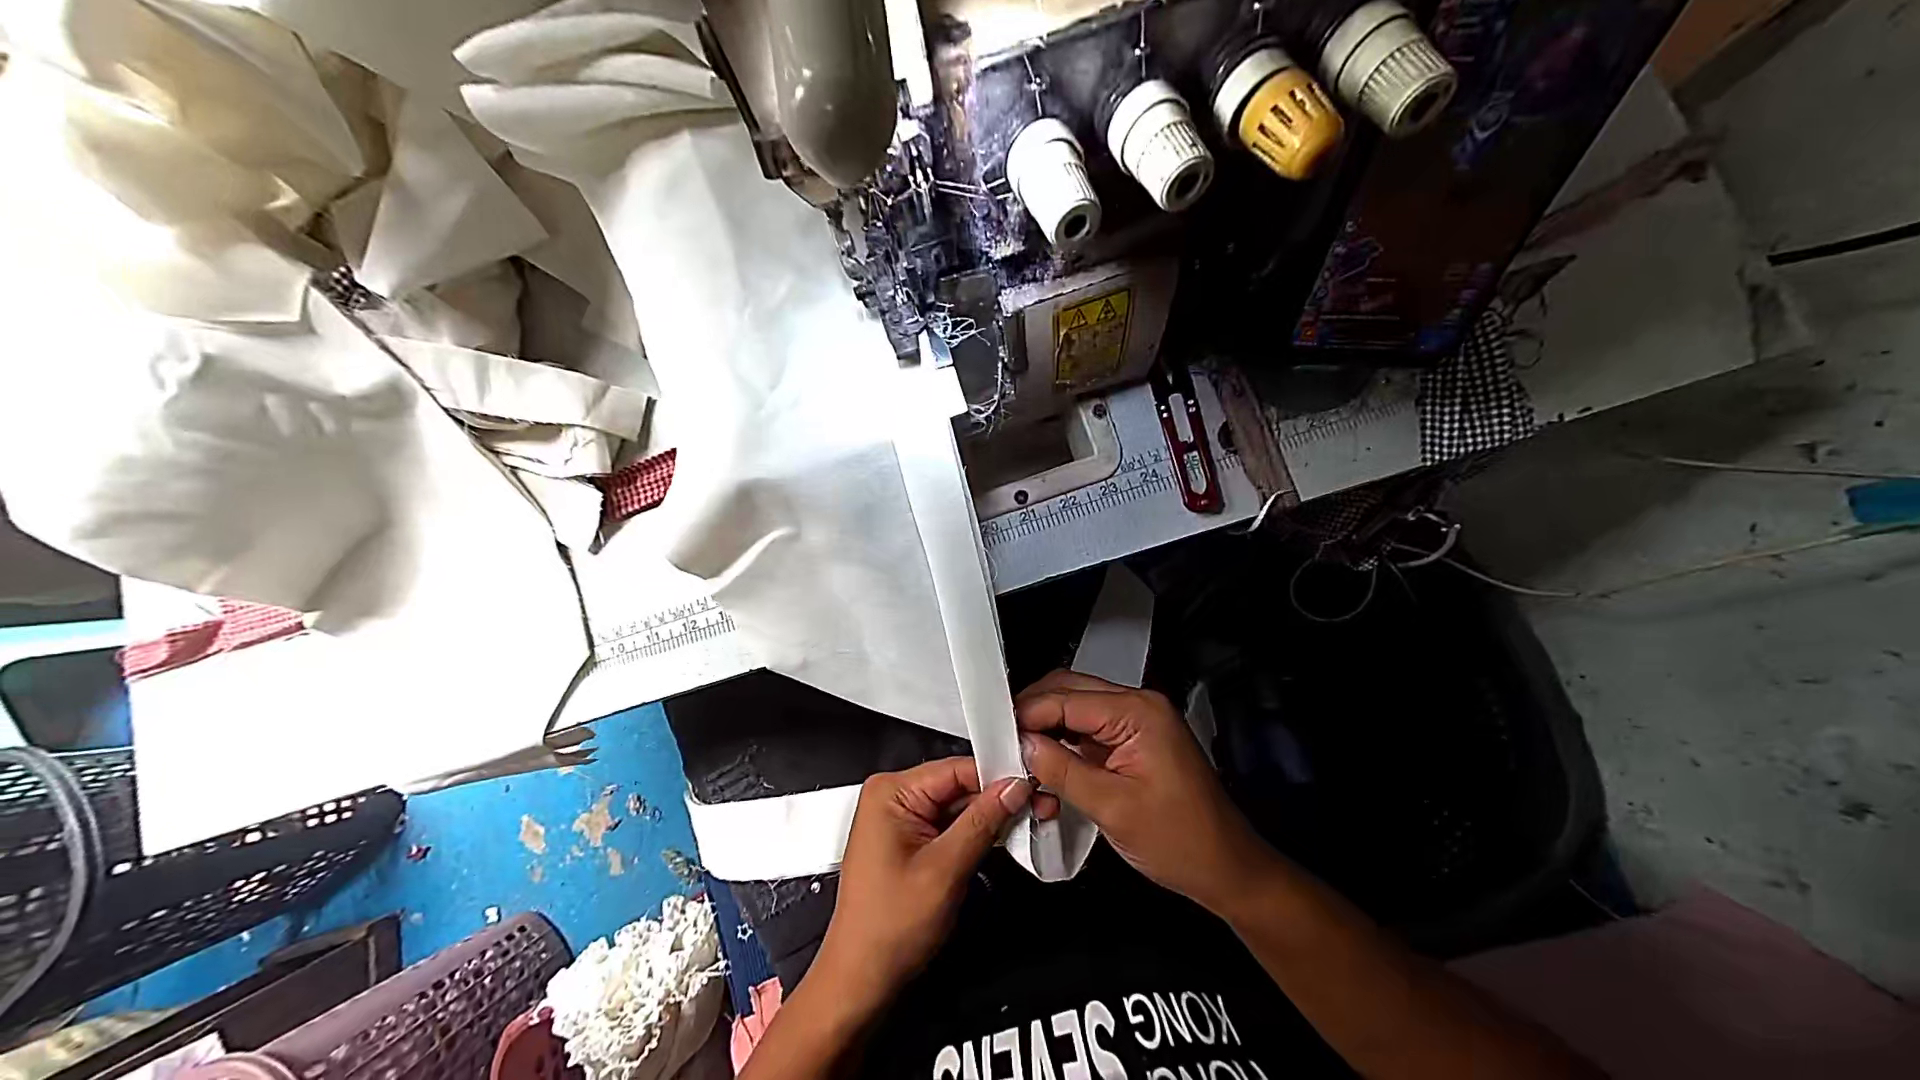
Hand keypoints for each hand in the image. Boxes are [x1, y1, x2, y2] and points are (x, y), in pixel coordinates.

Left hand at [814, 757, 1032, 1010]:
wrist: (862, 978)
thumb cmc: (885, 930)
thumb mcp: (944, 869)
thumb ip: (982, 822)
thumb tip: (1011, 788)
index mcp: (890, 792)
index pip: (956, 768)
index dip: (998, 776)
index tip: (1032, 784)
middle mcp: (892, 798)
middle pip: (959, 785)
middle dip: (999, 799)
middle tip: (1037, 806)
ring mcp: (901, 819)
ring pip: (959, 806)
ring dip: (991, 817)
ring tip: (1025, 824)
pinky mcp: (911, 839)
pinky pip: (950, 825)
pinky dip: (977, 833)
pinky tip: (1001, 838)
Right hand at [1016, 670, 1272, 914]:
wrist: (1227, 870)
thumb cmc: (1183, 841)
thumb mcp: (1112, 807)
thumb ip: (1061, 769)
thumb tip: (1022, 745)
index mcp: (1138, 712)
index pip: (1065, 698)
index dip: (1026, 715)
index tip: (996, 735)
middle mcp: (1138, 707)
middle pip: (1067, 693)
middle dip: (1032, 717)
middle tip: (1003, 745)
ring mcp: (1136, 723)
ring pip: (1073, 712)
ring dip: (1046, 733)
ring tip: (1023, 763)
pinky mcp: (1132, 742)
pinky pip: (1086, 733)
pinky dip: (1063, 748)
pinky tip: (1047, 773)